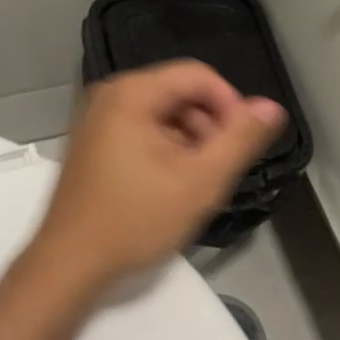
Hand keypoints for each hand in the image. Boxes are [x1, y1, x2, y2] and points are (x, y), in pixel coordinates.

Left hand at [30, 59, 286, 284]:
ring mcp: (96, 120)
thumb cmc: (134, 220)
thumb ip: (240, 140)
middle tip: (218, 172)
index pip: (198, 75)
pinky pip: (141, 132)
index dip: (230, 105)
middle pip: (179, 94)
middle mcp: (110, 96)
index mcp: (131, 93)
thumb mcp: (199, 181)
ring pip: (162, 116)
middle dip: (208, 128)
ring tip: (195, 187)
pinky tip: (169, 190)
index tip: (241, 146)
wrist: (69, 263)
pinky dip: (164, 153)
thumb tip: (271, 107)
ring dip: (188, 144)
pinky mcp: (93, 145)